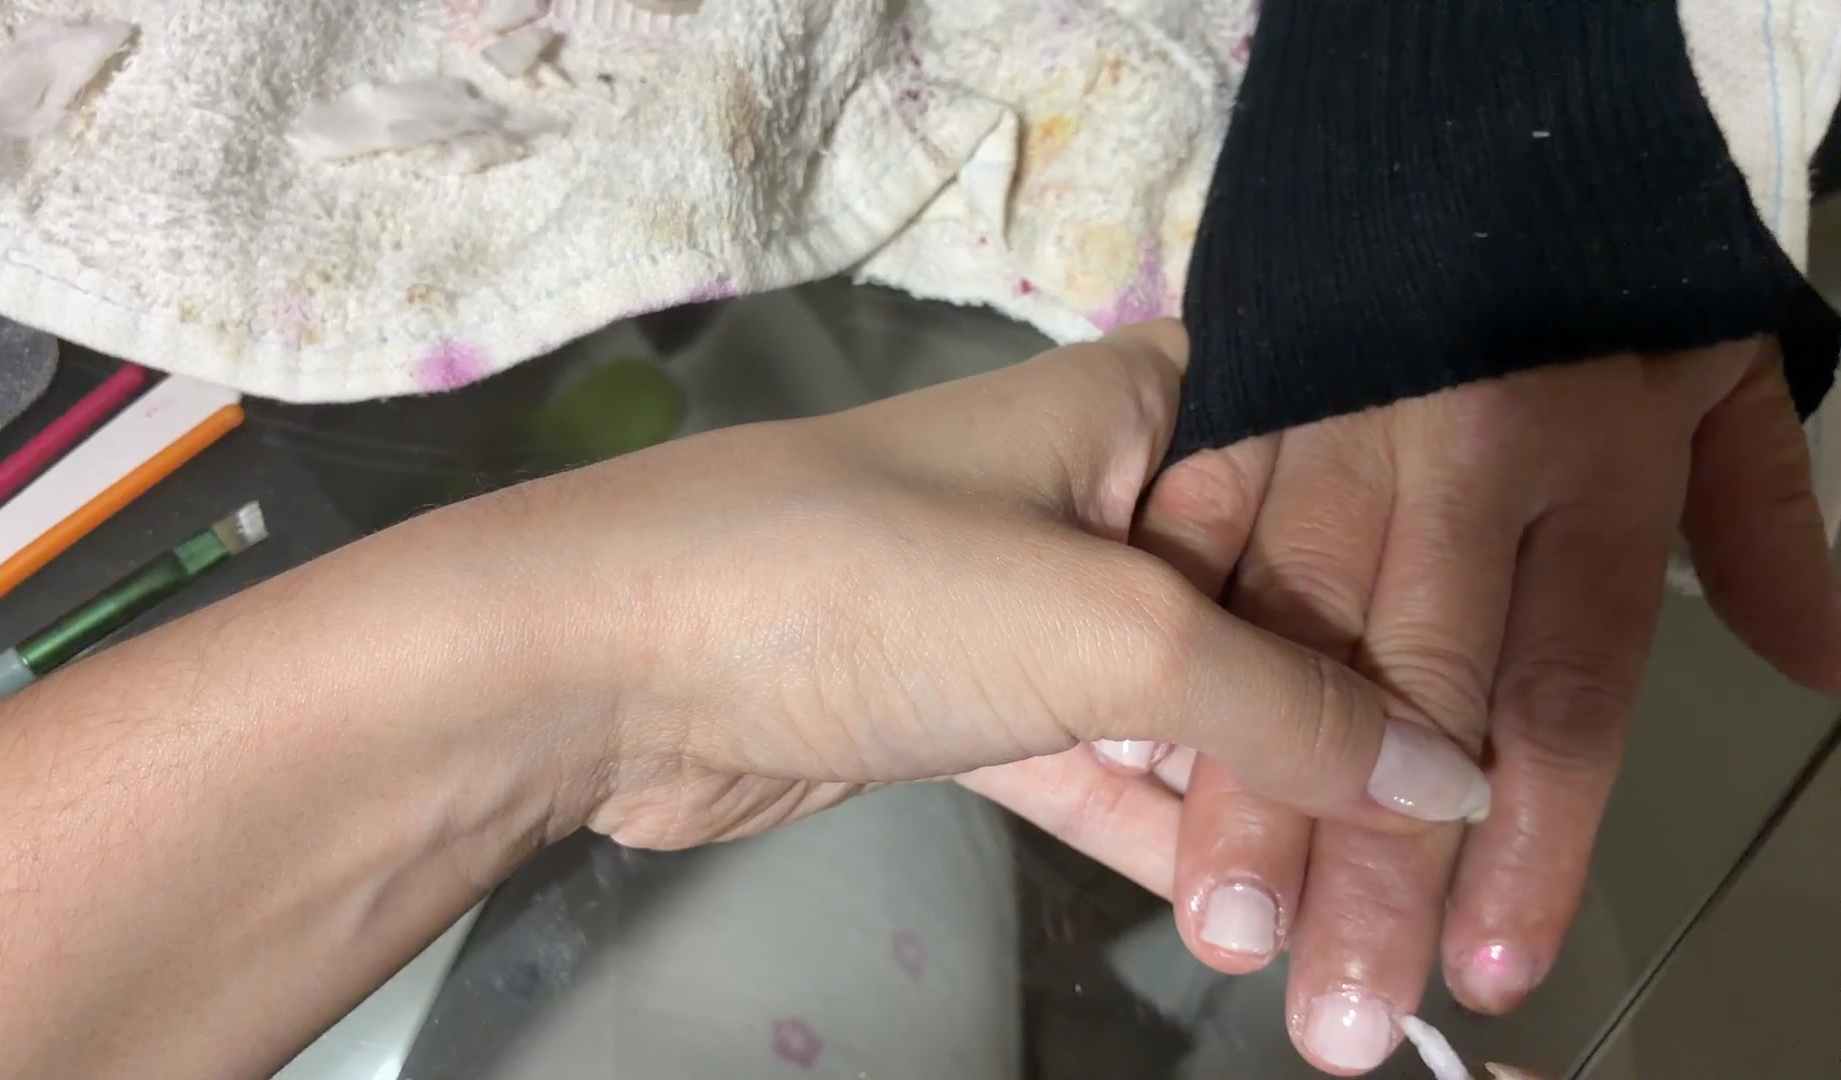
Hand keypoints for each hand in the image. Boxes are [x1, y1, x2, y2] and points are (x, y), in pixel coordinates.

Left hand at [494, 321, 1490, 852]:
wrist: (630, 663)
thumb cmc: (865, 587)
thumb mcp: (1098, 627)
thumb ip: (1276, 700)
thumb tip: (1445, 771)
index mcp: (1135, 412)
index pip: (1327, 488)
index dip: (1423, 599)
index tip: (1518, 715)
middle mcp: (1092, 495)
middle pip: (1260, 615)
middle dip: (1345, 739)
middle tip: (1464, 865)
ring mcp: (1027, 602)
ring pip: (1178, 707)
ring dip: (1257, 811)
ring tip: (1376, 923)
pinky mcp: (973, 696)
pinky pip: (1102, 766)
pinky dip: (1166, 835)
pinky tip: (1259, 914)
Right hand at [1120, 338, 1840, 1073]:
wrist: (1455, 147)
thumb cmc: (1580, 279)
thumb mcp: (1716, 379)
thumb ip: (1763, 518)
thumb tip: (1813, 666)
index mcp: (1573, 470)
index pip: (1549, 697)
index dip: (1522, 851)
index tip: (1475, 970)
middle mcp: (1436, 477)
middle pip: (1393, 695)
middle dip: (1357, 858)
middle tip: (1323, 1006)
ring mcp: (1310, 449)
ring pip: (1266, 634)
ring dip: (1239, 782)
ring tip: (1219, 916)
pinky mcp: (1219, 421)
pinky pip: (1186, 543)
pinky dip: (1165, 621)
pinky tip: (1132, 751)